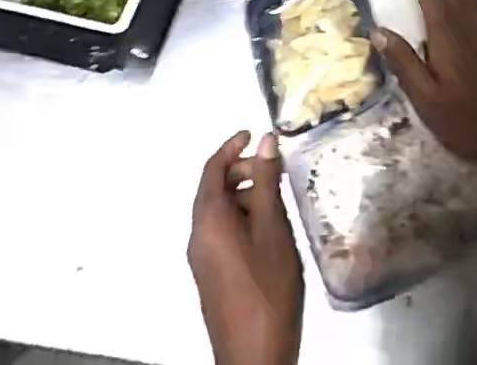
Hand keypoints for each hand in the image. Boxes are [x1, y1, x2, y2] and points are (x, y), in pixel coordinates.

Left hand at [187, 130, 301, 364]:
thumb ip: (267, 182)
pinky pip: (222, 232)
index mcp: (208, 218)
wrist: (254, 357)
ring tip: (278, 203)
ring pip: (220, 212)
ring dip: (245, 197)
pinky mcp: (211, 276)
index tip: (252, 134)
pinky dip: (241, 219)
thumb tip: (265, 140)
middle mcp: (198, 234)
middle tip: (273, 171)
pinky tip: (269, 233)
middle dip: (242, 173)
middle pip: (215, 189)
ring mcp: (202, 258)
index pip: (212, 168)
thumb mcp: (273, 228)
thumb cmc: (267, 287)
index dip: (231, 147)